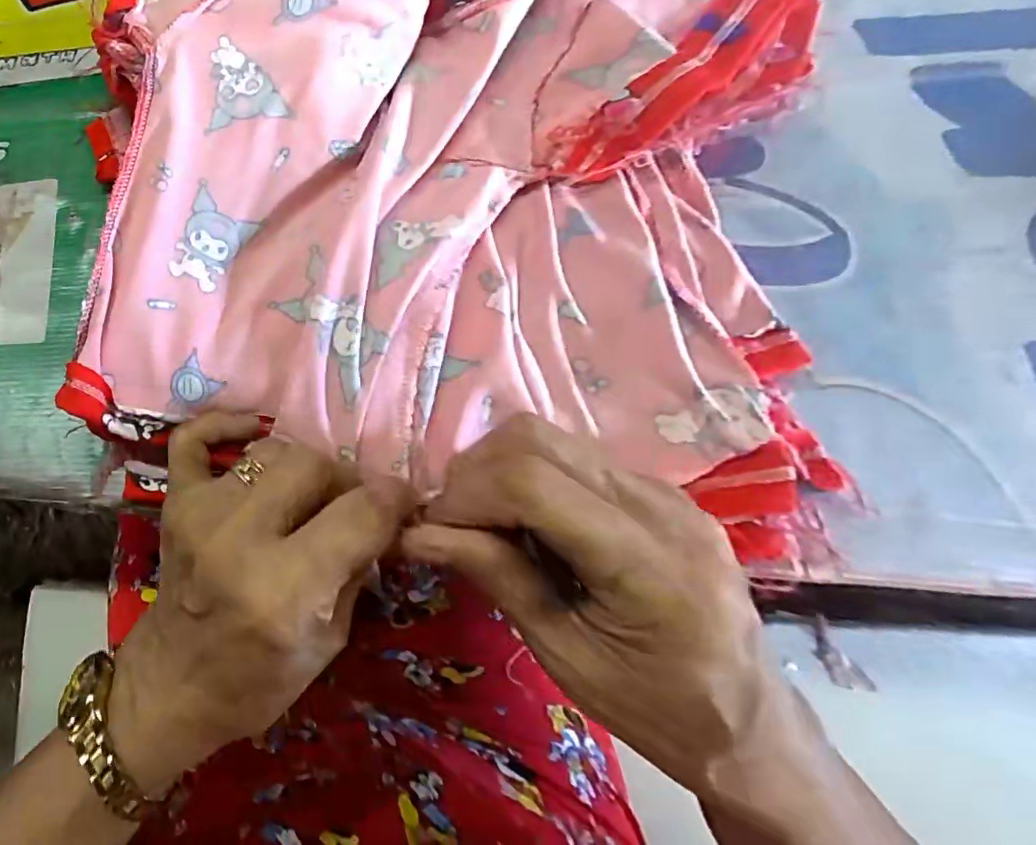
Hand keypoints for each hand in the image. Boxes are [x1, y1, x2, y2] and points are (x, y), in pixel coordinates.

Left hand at [107, 413, 412, 793]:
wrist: (177, 677)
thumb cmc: (259, 677)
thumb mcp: (330, 639)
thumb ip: (355, 568)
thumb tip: (382, 512)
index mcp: (284, 589)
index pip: (357, 513)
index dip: (392, 500)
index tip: (401, 499)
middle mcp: (238, 539)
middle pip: (310, 465)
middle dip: (344, 480)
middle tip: (349, 501)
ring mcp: (199, 512)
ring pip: (267, 450)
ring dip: (298, 465)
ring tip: (306, 491)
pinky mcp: (173, 500)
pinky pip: (192, 438)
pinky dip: (223, 425)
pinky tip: (253, 432)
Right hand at [404, 415, 910, 843]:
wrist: (749, 726)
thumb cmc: (653, 707)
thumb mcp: (562, 653)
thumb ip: (495, 577)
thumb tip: (413, 532)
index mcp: (649, 563)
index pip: (531, 482)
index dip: (465, 495)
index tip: (432, 530)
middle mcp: (661, 509)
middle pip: (534, 440)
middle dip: (472, 473)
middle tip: (454, 521)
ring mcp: (663, 492)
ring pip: (546, 436)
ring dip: (493, 467)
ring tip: (482, 518)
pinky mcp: (653, 489)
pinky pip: (567, 453)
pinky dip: (521, 472)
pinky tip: (520, 519)